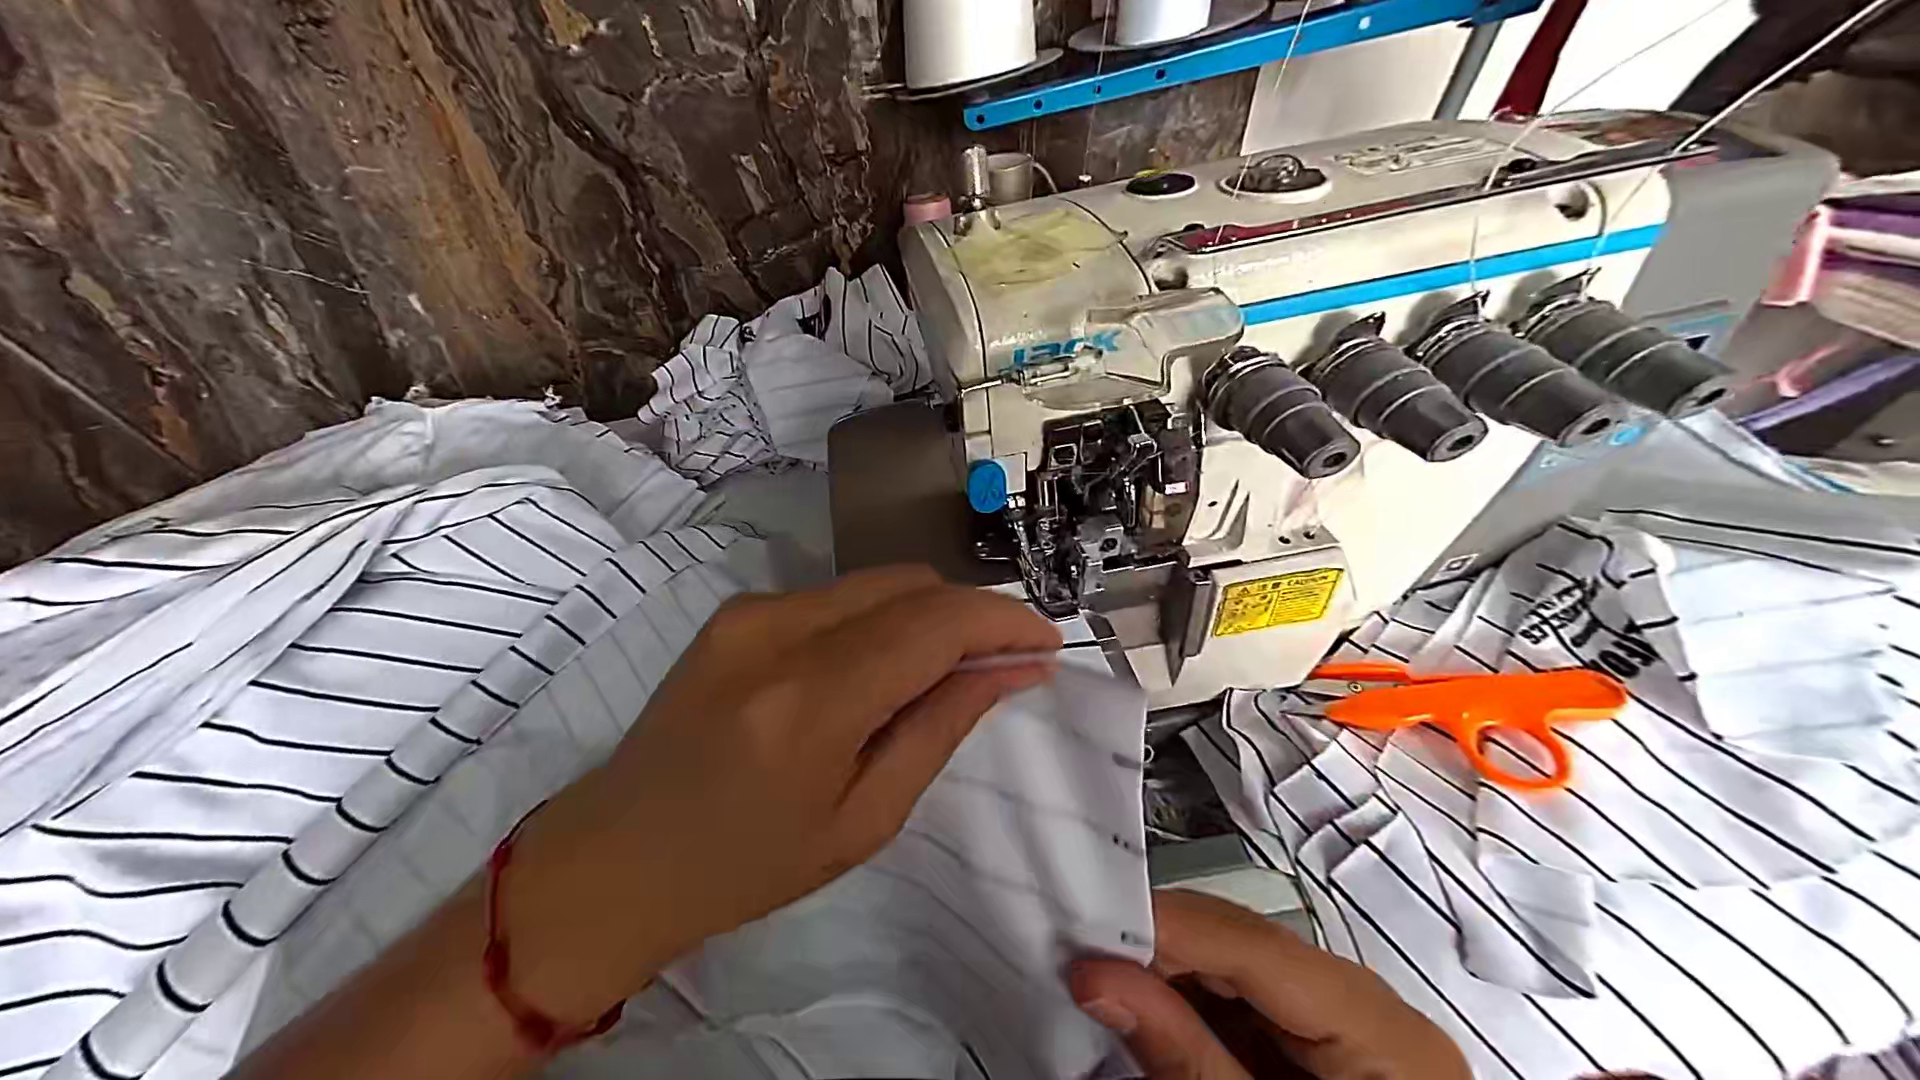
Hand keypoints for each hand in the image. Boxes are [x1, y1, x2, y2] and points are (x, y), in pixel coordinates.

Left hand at [504, 566, 1061, 1022]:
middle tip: (1005, 659)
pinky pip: (840, 595)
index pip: (934, 624)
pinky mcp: (738, 609)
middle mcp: (777, 631)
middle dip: (973, 613)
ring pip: (879, 582)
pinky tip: (885, 665)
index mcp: (810, 701)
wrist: (617, 856)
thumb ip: (942, 726)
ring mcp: (750, 610)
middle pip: (911, 585)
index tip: (1046, 641)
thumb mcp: (865, 817)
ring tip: (950, 666)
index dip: (1003, 621)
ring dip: (930, 613)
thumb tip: (1012, 668)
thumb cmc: (748, 864)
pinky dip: (884, 617)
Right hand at [1072, 890, 1470, 1079]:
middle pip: (1244, 942)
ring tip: (1107, 981)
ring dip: (1168, 969)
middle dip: (1160, 945)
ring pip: (1236, 960)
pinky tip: (1152, 1008)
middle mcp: (1368, 1004)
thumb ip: (1183, 1057)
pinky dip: (1192, 999)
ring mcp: (1347, 1016)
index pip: (1256, 945)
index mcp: (1382, 1031)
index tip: (1089, 932)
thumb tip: (1096, 976)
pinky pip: (1245, 994)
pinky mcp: (1322, 1035)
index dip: (1168, 927)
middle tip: (1086, 957)